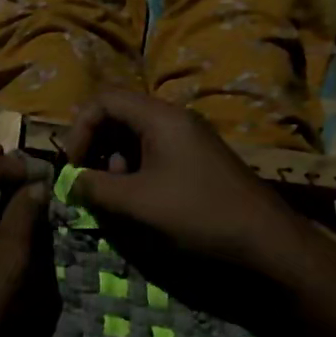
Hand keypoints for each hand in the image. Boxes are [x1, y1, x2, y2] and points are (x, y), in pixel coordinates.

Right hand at [60, 89, 304, 267]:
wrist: (263, 236)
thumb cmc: (197, 213)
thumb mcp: (137, 202)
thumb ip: (96, 188)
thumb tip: (72, 181)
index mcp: (160, 117)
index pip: (104, 100)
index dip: (79, 129)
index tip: (73, 165)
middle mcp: (175, 118)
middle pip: (120, 115)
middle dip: (97, 146)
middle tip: (92, 182)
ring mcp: (190, 138)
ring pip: (137, 136)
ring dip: (117, 162)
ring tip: (118, 196)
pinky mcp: (198, 159)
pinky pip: (156, 152)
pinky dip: (138, 170)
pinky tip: (141, 200)